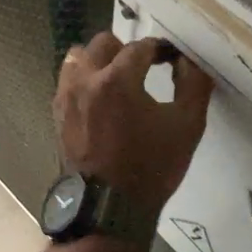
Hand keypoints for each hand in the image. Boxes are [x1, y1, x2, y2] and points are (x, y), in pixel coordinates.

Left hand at [54, 33, 211, 208]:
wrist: (109, 207)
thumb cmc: (151, 167)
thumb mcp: (187, 126)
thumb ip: (193, 84)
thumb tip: (187, 61)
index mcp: (117, 79)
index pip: (141, 47)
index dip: (161, 49)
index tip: (172, 59)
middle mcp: (85, 80)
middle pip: (103, 44)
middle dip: (126, 50)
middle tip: (144, 70)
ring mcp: (66, 98)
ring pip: (78, 59)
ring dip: (98, 62)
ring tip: (117, 82)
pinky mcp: (58, 115)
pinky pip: (68, 83)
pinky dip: (84, 82)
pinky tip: (101, 101)